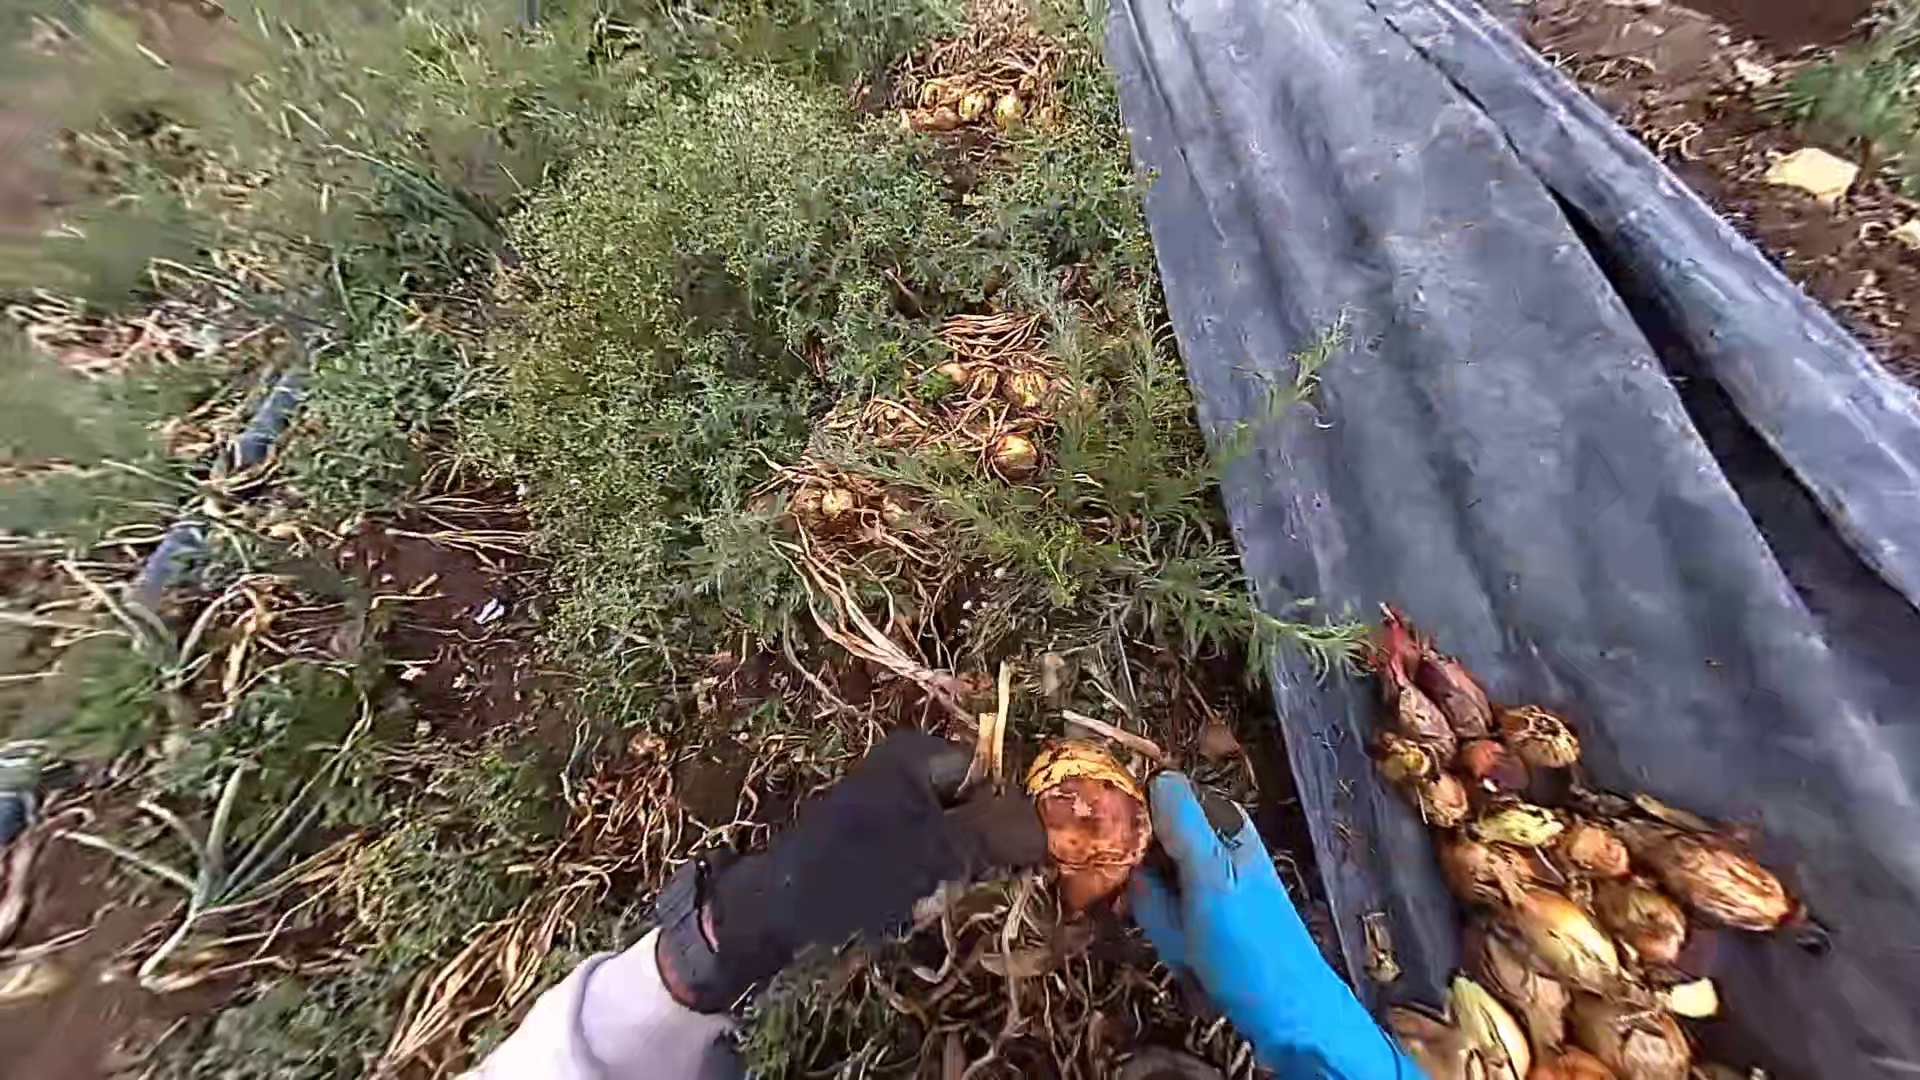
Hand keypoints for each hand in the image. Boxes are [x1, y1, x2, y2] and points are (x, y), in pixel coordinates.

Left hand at [685, 730, 1045, 1005]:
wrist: (780, 909)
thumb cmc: (863, 868)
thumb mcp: (942, 850)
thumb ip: (1001, 832)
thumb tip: (1051, 825)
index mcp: (918, 752)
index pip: (986, 774)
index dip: (1000, 815)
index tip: (1002, 859)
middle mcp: (904, 765)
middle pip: (969, 802)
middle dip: (970, 846)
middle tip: (950, 879)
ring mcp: (888, 798)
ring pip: (948, 832)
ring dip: (948, 867)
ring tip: (920, 892)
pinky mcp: (875, 830)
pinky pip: (922, 847)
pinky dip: (924, 875)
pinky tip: (902, 899)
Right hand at [1129, 773, 1417, 1079]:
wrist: (1290, 1020)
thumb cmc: (1252, 945)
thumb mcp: (1213, 877)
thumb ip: (1184, 825)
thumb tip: (1156, 775)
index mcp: (1218, 816)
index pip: (1152, 794)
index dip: (1137, 825)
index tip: (1141, 859)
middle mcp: (1206, 836)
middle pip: (1142, 839)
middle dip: (1146, 877)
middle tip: (1172, 911)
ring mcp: (1199, 873)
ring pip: (1144, 876)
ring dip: (1155, 910)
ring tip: (1185, 939)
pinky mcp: (1194, 906)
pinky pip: (1155, 906)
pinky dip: (1163, 929)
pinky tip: (1187, 951)